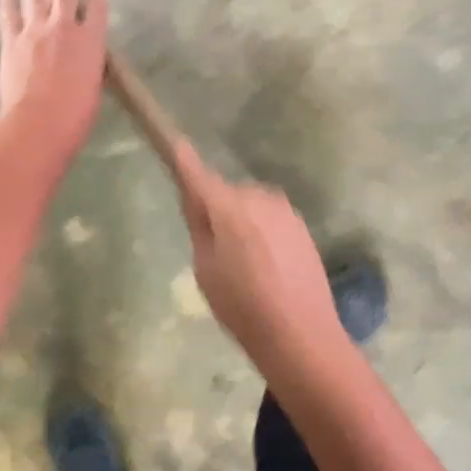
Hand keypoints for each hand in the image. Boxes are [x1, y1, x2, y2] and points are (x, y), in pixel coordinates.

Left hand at [0, 0, 109, 163]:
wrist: (39, 123)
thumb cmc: (76, 114)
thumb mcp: (93, 87)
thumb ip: (89, 67)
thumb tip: (85, 61)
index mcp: (91, 40)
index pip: (97, 8)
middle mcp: (64, 27)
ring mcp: (34, 30)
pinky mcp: (11, 41)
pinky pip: (9, 15)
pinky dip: (8, 2)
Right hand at [172, 140, 346, 356]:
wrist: (300, 333)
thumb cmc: (241, 306)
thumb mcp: (205, 269)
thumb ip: (200, 226)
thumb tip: (195, 196)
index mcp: (229, 206)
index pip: (196, 174)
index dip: (180, 156)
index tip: (168, 137)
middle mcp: (259, 197)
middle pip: (226, 193)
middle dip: (217, 209)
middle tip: (212, 251)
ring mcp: (285, 210)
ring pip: (250, 206)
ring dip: (242, 222)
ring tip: (243, 267)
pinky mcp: (301, 226)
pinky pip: (270, 219)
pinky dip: (261, 233)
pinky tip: (266, 268)